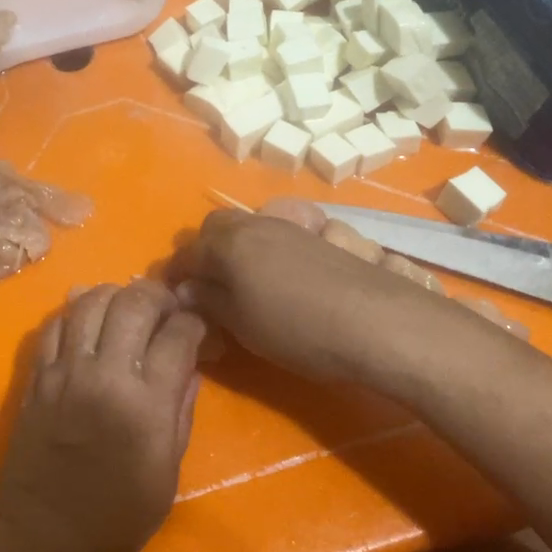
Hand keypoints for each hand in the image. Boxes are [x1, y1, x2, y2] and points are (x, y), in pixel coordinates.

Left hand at [0, 281, 205, 551]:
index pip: (177, 335)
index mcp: (146, 404)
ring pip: (90, 301)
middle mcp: (106, 374)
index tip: (196, 327)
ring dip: (114, 294)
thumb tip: (190, 365)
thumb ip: (180, 412)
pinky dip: (74, 310)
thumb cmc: (116, 515)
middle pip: (134, 303)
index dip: (192, 323)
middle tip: (165, 306)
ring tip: (126, 305)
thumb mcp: (167, 474)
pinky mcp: (37, 373)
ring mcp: (66, 370)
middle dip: (157, 295)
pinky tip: (87, 317)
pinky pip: (56, 323)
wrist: (44, 533)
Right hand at [169, 200, 476, 386]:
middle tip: (209, 287)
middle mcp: (255, 224)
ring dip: (239, 249)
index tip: (174, 299)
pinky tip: (283, 279)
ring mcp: (292, 227)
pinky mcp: (322, 238)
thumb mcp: (241, 324)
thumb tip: (184, 290)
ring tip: (245, 284)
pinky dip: (270, 251)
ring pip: (251, 228)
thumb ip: (208, 302)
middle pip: (218, 228)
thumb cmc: (297, 327)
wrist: (377, 322)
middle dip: (206, 252)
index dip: (176, 275)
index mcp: (228, 242)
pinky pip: (281, 235)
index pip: (187, 252)